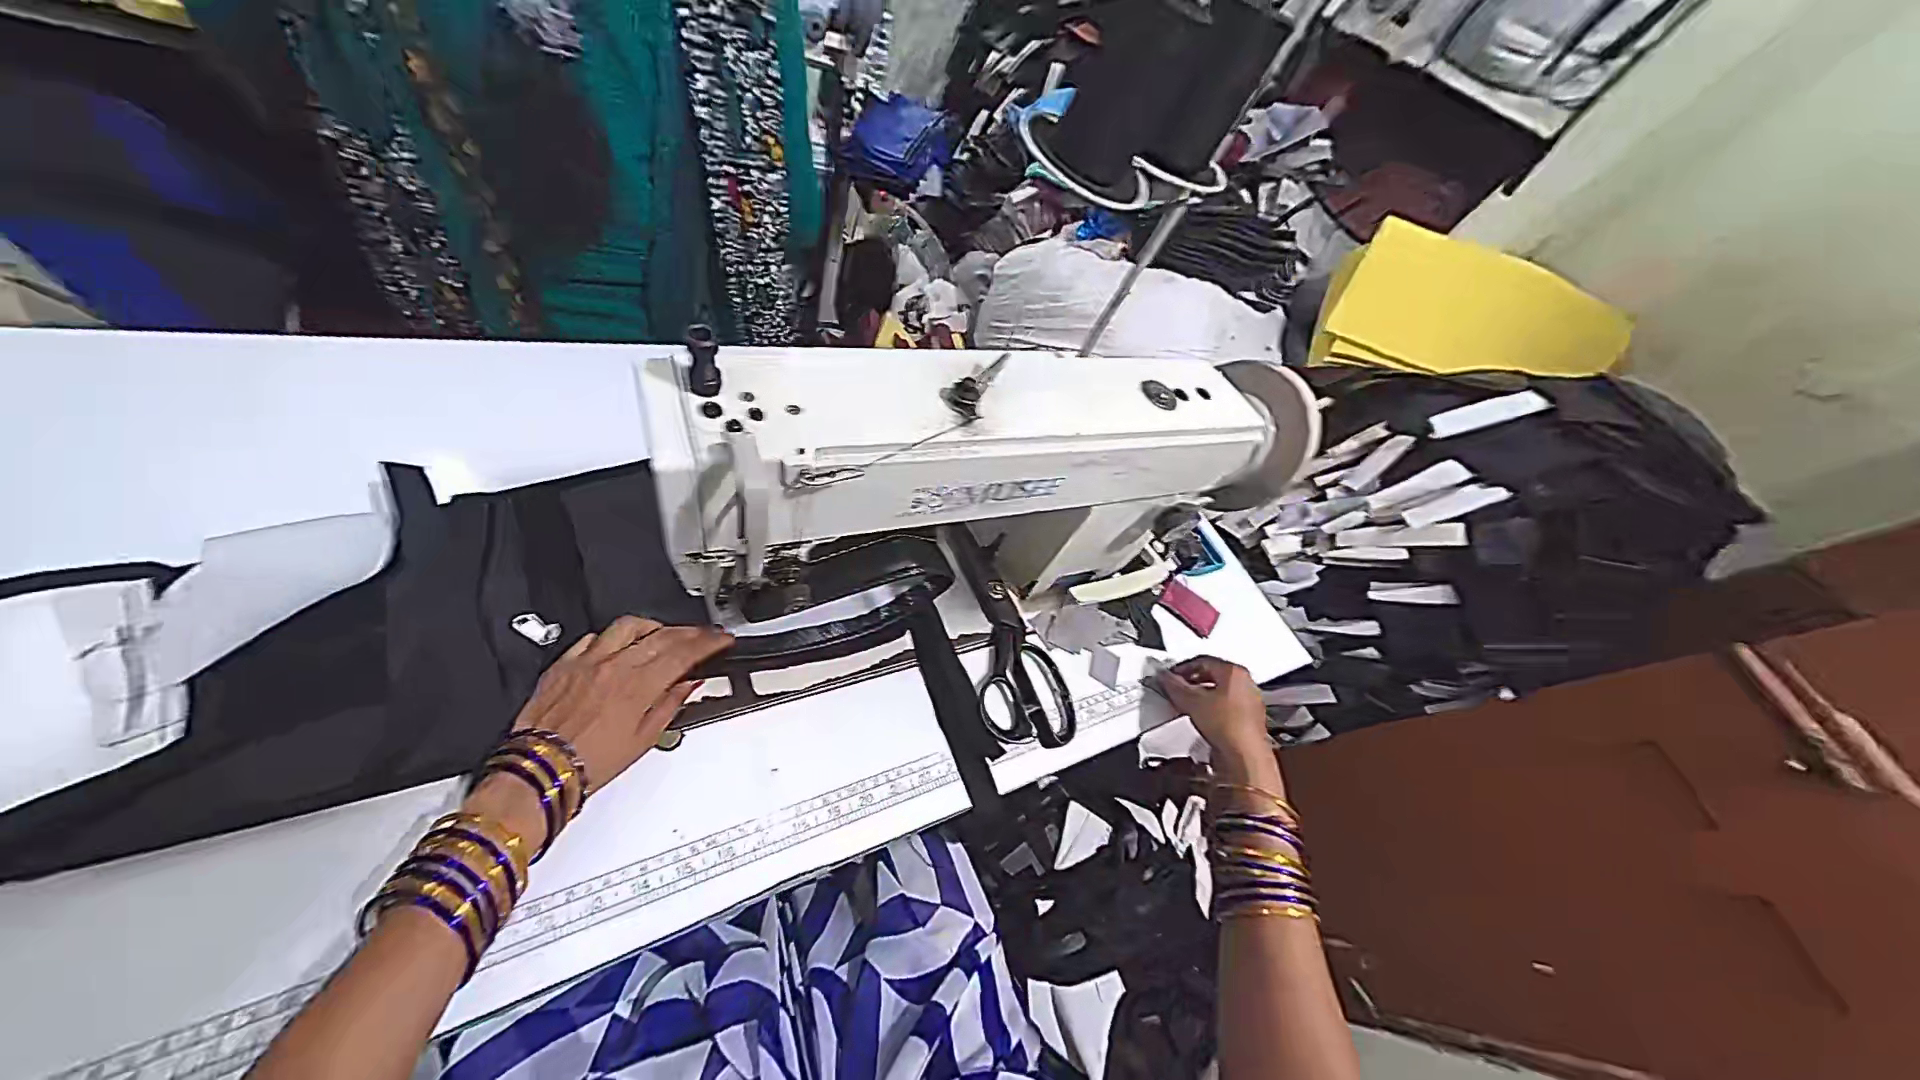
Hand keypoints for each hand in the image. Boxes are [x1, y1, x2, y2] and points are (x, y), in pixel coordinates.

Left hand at [512, 616, 734, 787]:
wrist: (541, 768)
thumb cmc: (589, 761)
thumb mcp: (644, 739)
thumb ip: (670, 704)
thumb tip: (687, 685)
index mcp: (639, 686)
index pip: (685, 652)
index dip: (709, 642)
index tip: (721, 640)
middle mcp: (615, 666)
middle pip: (663, 635)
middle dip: (691, 632)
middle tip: (703, 635)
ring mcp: (589, 661)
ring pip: (629, 625)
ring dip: (654, 626)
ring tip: (663, 633)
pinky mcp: (565, 664)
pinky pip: (594, 637)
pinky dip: (613, 637)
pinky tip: (619, 644)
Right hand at [1158, 656, 1266, 754]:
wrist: (1244, 757)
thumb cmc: (1228, 726)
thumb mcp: (1190, 701)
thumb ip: (1173, 685)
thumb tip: (1164, 677)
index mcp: (1235, 672)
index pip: (1203, 661)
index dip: (1182, 668)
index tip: (1170, 676)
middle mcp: (1246, 684)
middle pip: (1212, 676)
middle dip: (1191, 682)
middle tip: (1176, 688)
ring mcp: (1249, 703)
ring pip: (1219, 693)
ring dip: (1200, 697)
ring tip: (1185, 704)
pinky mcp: (1248, 721)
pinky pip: (1225, 708)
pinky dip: (1211, 710)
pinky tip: (1200, 719)